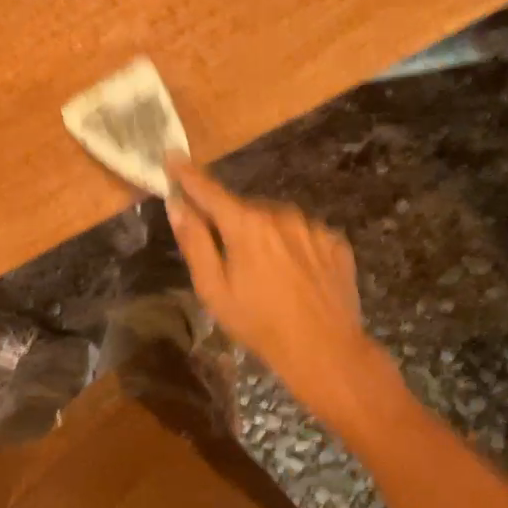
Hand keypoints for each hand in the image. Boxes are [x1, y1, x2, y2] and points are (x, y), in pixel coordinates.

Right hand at [165, 156, 398, 425]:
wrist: (326, 351)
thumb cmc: (259, 323)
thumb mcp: (213, 289)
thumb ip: (194, 242)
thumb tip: (177, 205)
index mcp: (245, 225)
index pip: (209, 190)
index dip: (187, 174)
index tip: (172, 156)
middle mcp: (280, 215)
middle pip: (243, 209)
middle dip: (229, 223)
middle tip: (227, 260)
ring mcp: (312, 227)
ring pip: (274, 221)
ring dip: (262, 235)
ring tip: (265, 275)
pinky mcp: (335, 242)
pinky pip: (302, 234)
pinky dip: (290, 246)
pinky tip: (293, 277)